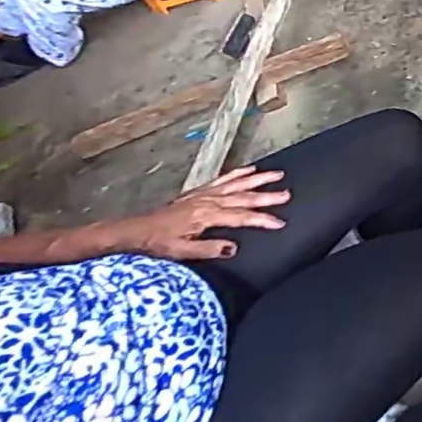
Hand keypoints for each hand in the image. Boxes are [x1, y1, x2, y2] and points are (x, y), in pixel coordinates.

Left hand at [97, 167, 288, 260]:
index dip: (263, 220)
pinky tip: (249, 169)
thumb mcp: (180, 252)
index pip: (242, 217)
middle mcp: (208, 201)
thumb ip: (208, 249)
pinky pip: (223, 179)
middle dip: (267, 196)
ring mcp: (204, 194)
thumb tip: (233, 247)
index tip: (280, 222)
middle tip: (286, 194)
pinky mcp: (199, 192)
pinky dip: (238, 173)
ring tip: (277, 174)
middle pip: (244, 197)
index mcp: (207, 216)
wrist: (135, 230)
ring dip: (258, 179)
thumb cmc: (157, 243)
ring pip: (237, 184)